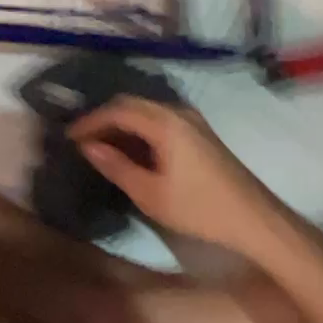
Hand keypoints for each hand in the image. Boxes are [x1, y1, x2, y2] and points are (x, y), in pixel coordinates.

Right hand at [68, 96, 281, 251]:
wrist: (253, 218)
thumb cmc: (199, 208)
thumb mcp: (150, 193)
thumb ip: (116, 166)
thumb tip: (89, 147)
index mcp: (166, 123)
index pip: (119, 110)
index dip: (90, 121)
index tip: (68, 137)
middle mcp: (179, 112)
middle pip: (132, 104)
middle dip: (104, 119)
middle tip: (80, 140)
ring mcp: (192, 121)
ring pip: (147, 112)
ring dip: (122, 125)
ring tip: (99, 146)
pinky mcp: (199, 133)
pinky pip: (160, 121)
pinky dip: (139, 131)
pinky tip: (129, 151)